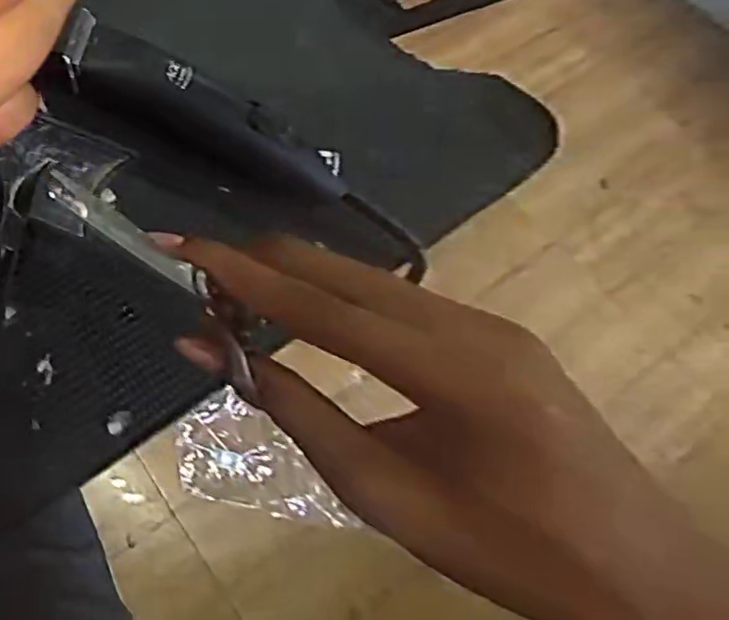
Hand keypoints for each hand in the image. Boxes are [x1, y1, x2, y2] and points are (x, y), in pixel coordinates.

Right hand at [170, 236, 728, 619]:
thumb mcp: (381, 492)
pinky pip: (375, 289)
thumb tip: (196, 346)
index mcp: (452, 372)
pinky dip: (317, 292)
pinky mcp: (483, 327)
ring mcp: (481, 320)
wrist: (659, 588)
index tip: (168, 241)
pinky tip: (294, 316)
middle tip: (195, 292)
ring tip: (233, 309)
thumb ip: (284, 405)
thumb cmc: (511, 552)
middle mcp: (467, 325)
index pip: (311, 301)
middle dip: (247, 265)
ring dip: (279, 277)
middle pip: (325, 265)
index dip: (229, 269)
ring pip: (346, 269)